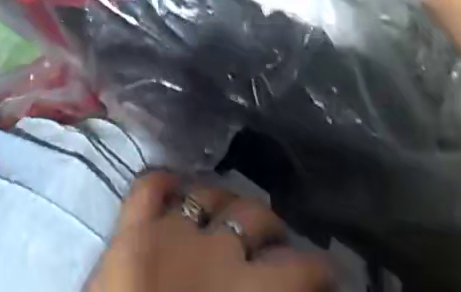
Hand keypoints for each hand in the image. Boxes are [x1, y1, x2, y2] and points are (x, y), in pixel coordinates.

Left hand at [87, 172, 332, 291]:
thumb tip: (289, 284)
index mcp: (259, 287)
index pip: (301, 267)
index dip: (319, 268)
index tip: (326, 271)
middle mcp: (219, 248)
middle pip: (253, 217)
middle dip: (269, 223)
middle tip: (274, 236)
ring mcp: (173, 229)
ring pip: (206, 194)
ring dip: (223, 198)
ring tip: (231, 206)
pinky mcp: (134, 227)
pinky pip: (147, 190)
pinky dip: (160, 180)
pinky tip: (172, 180)